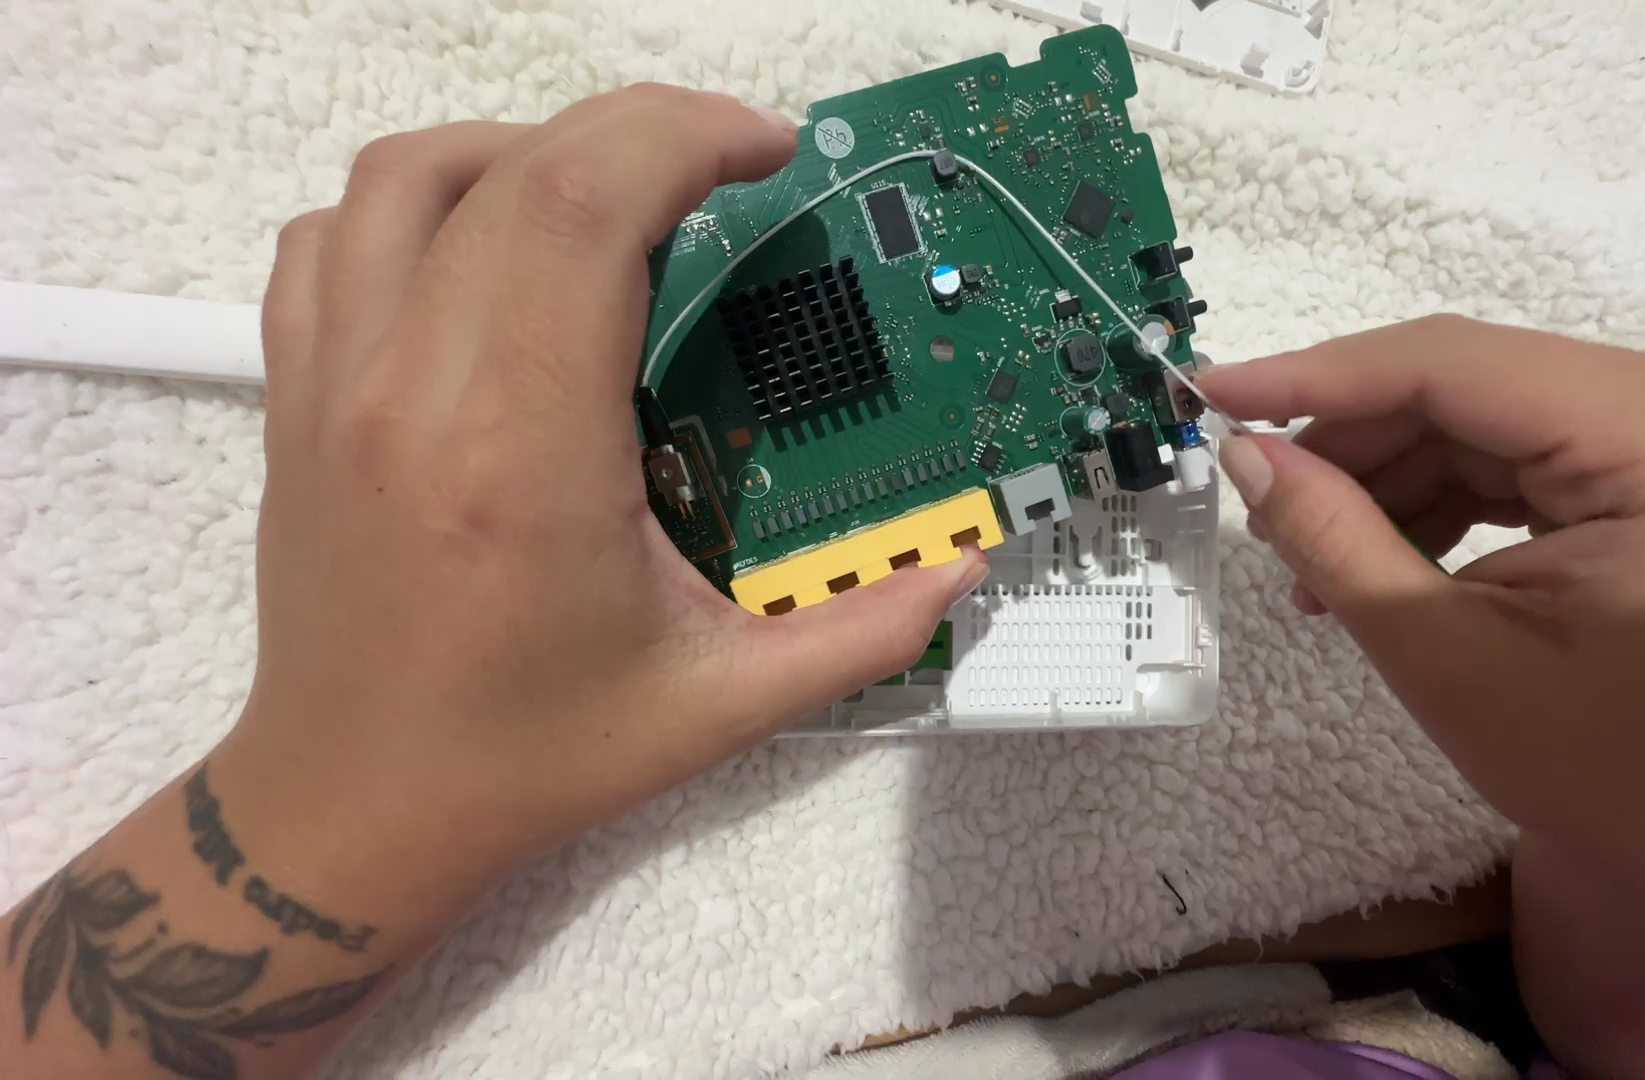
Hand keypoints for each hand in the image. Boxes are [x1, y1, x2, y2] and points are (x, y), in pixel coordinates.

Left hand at [222, 88, 985, 899]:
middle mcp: (413, 394)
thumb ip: (863, 636)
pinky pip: (342, 237)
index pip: (584, 213)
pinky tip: (507, 254)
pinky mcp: (301, 400)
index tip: (768, 151)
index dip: (683, 140)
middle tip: (734, 169)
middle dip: (641, 132)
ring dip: (535, 152)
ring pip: (410, 178)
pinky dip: (436, 202)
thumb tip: (961, 569)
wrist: (359, 809)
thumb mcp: (727, 707)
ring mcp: (334, 386)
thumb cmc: (541, 757)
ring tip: (629, 198)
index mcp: (529, 457)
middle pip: (515, 171)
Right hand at [1200, 317, 1644, 1076]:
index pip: (1460, 365)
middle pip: (1477, 391)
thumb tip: (1239, 452)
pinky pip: (1531, 458)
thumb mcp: (1440, 654)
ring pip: (1493, 423)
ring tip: (1314, 562)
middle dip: (1351, 449)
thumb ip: (1329, 536)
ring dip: (1389, 483)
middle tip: (1262, 509)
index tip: (1213, 388)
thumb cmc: (1603, 783)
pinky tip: (1387, 561)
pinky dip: (1443, 502)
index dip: (1316, 374)